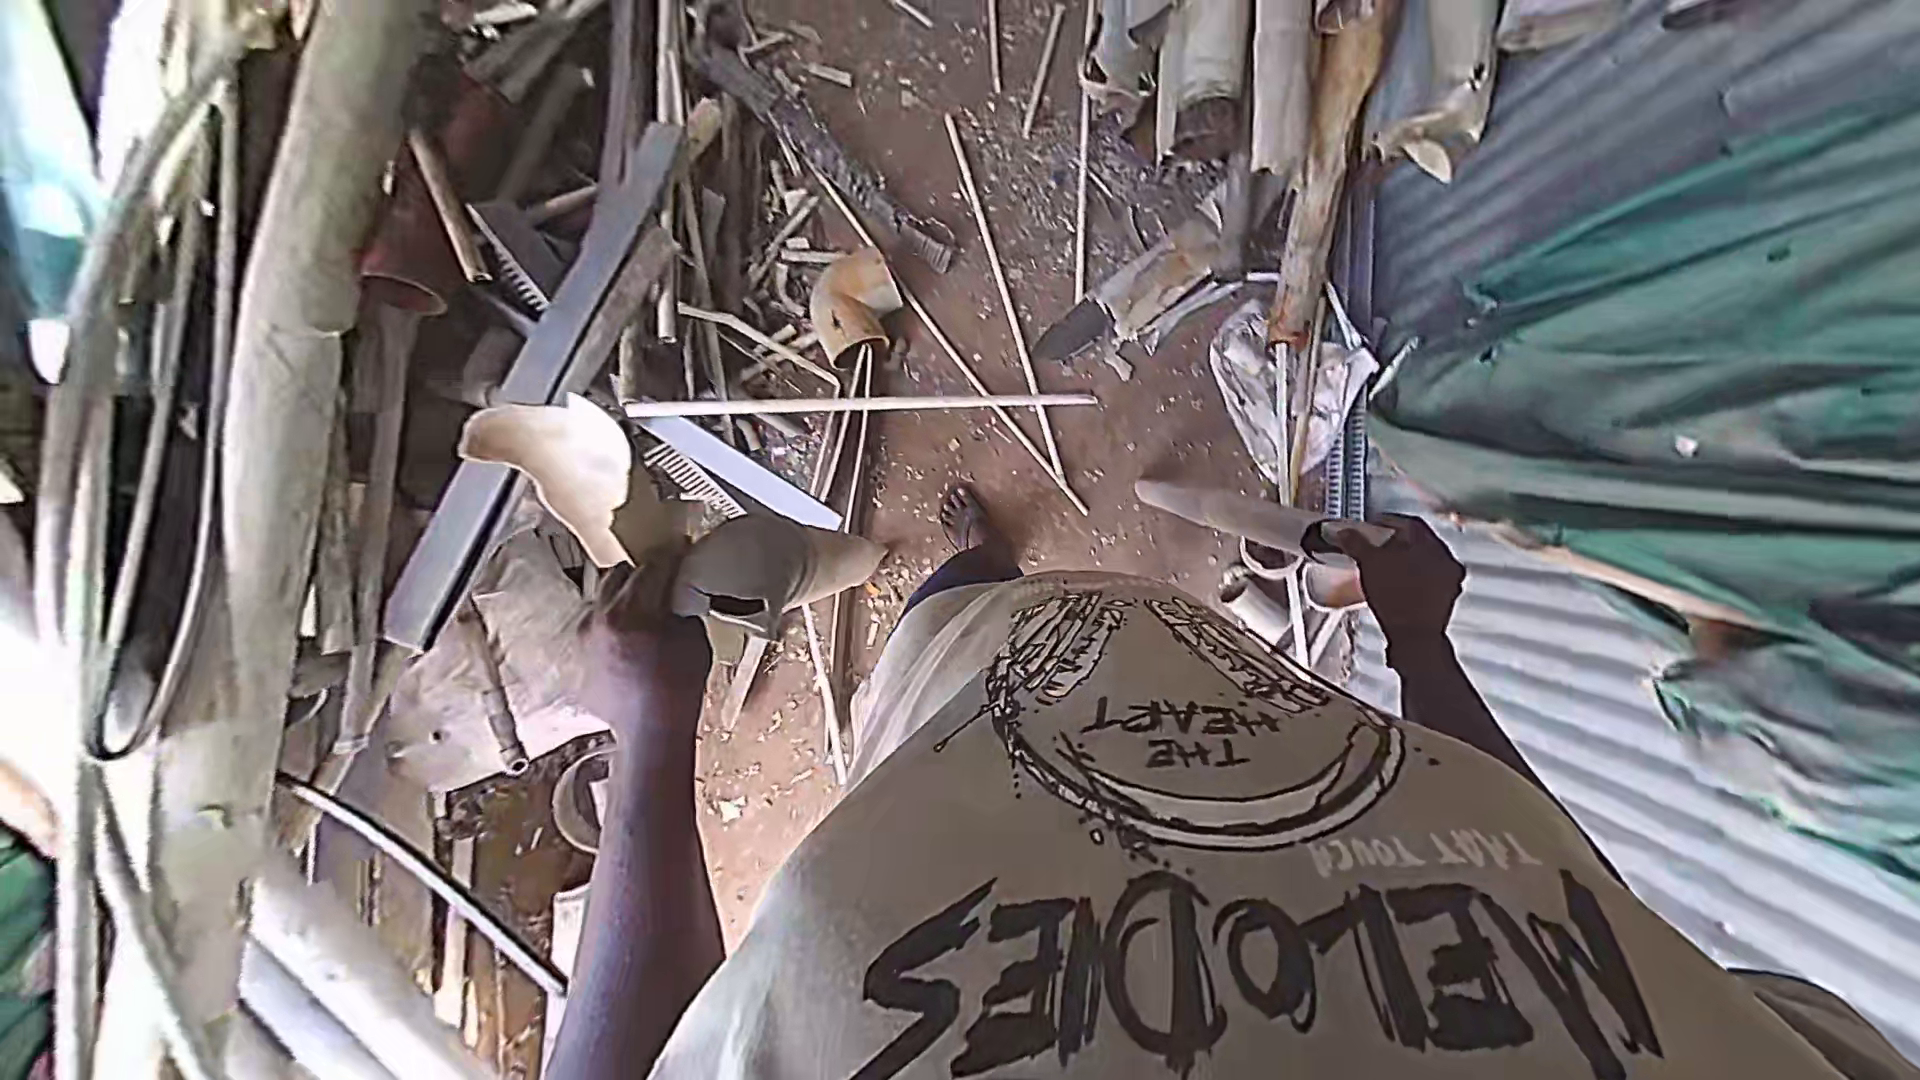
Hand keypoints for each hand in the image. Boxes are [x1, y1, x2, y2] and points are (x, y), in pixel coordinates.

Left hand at [580, 544, 713, 742]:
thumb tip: (677, 591)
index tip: (681, 546)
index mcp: (632, 613)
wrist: (650, 728)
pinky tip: (635, 630)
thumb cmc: (679, 685)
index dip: (671, 553)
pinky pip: (597, 620)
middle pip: (620, 573)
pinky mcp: (580, 651)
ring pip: (604, 595)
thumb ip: (680, 607)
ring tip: (648, 602)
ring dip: (627, 592)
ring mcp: (585, 636)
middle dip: (644, 570)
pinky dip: (616, 616)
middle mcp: (600, 619)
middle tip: (666, 574)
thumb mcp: (693, 638)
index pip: (652, 566)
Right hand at [1334, 514, 1464, 647]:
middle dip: (1398, 540)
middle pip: (1420, 540)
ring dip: (1407, 559)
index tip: (1374, 524)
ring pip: (1426, 559)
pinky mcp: (1447, 596)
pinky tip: (1397, 582)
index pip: (1410, 522)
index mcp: (1430, 545)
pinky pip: (1430, 577)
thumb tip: (1345, 532)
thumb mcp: (1368, 563)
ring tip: (1385, 565)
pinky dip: (1414, 575)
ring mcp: (1450, 579)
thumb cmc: (1395, 596)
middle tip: (1377, 544)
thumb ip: (1356, 543)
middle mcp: (1446, 559)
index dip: (1388, 521)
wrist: (1413, 633)